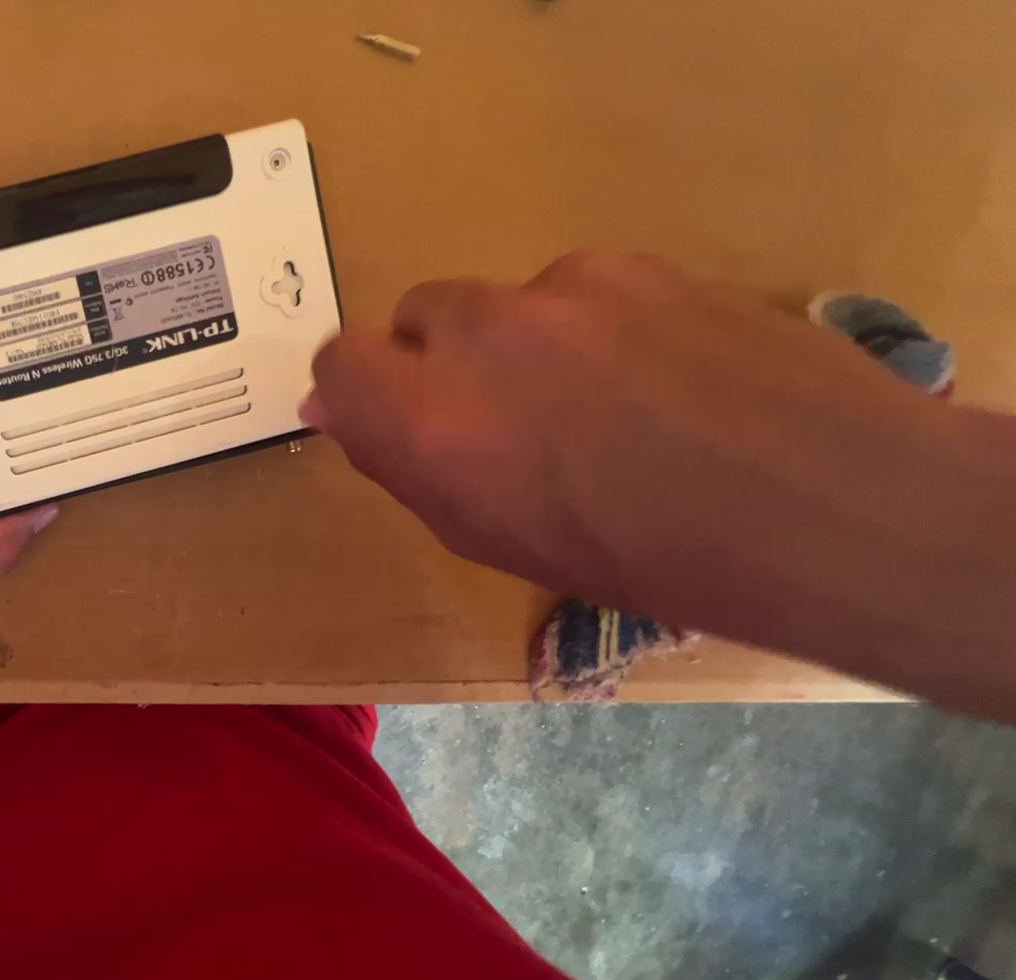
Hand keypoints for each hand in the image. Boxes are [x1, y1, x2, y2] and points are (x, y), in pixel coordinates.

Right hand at [303, 251, 959, 624]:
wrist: (810, 507)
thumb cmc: (621, 552)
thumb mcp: (479, 532)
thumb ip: (394, 460)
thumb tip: (332, 408)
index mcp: (430, 419)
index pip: (338, 361)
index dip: (353, 385)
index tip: (380, 411)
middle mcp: (480, 338)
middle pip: (414, 316)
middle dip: (434, 358)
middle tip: (492, 412)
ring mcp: (561, 290)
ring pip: (497, 301)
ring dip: (511, 342)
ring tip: (587, 398)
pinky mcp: (634, 263)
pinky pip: (571, 289)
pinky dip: (581, 324)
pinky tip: (642, 373)